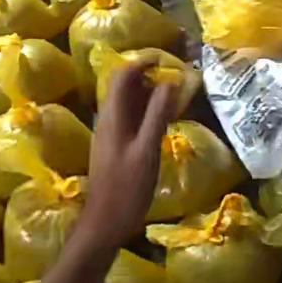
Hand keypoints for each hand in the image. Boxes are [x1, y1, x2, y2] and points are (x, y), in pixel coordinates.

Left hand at [79, 64, 172, 244]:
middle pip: (125, 86)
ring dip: (150, 93)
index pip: (123, 75)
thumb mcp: (147, 150)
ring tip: (176, 95)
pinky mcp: (116, 145)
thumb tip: (170, 81)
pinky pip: (131, 117)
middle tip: (177, 76)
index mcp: (112, 115)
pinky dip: (148, 111)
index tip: (167, 59)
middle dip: (150, 75)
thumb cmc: (126, 188)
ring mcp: (111, 132)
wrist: (104, 224)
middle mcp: (108, 119)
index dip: (143, 62)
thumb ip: (157, 115)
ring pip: (129, 102)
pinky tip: (165, 120)